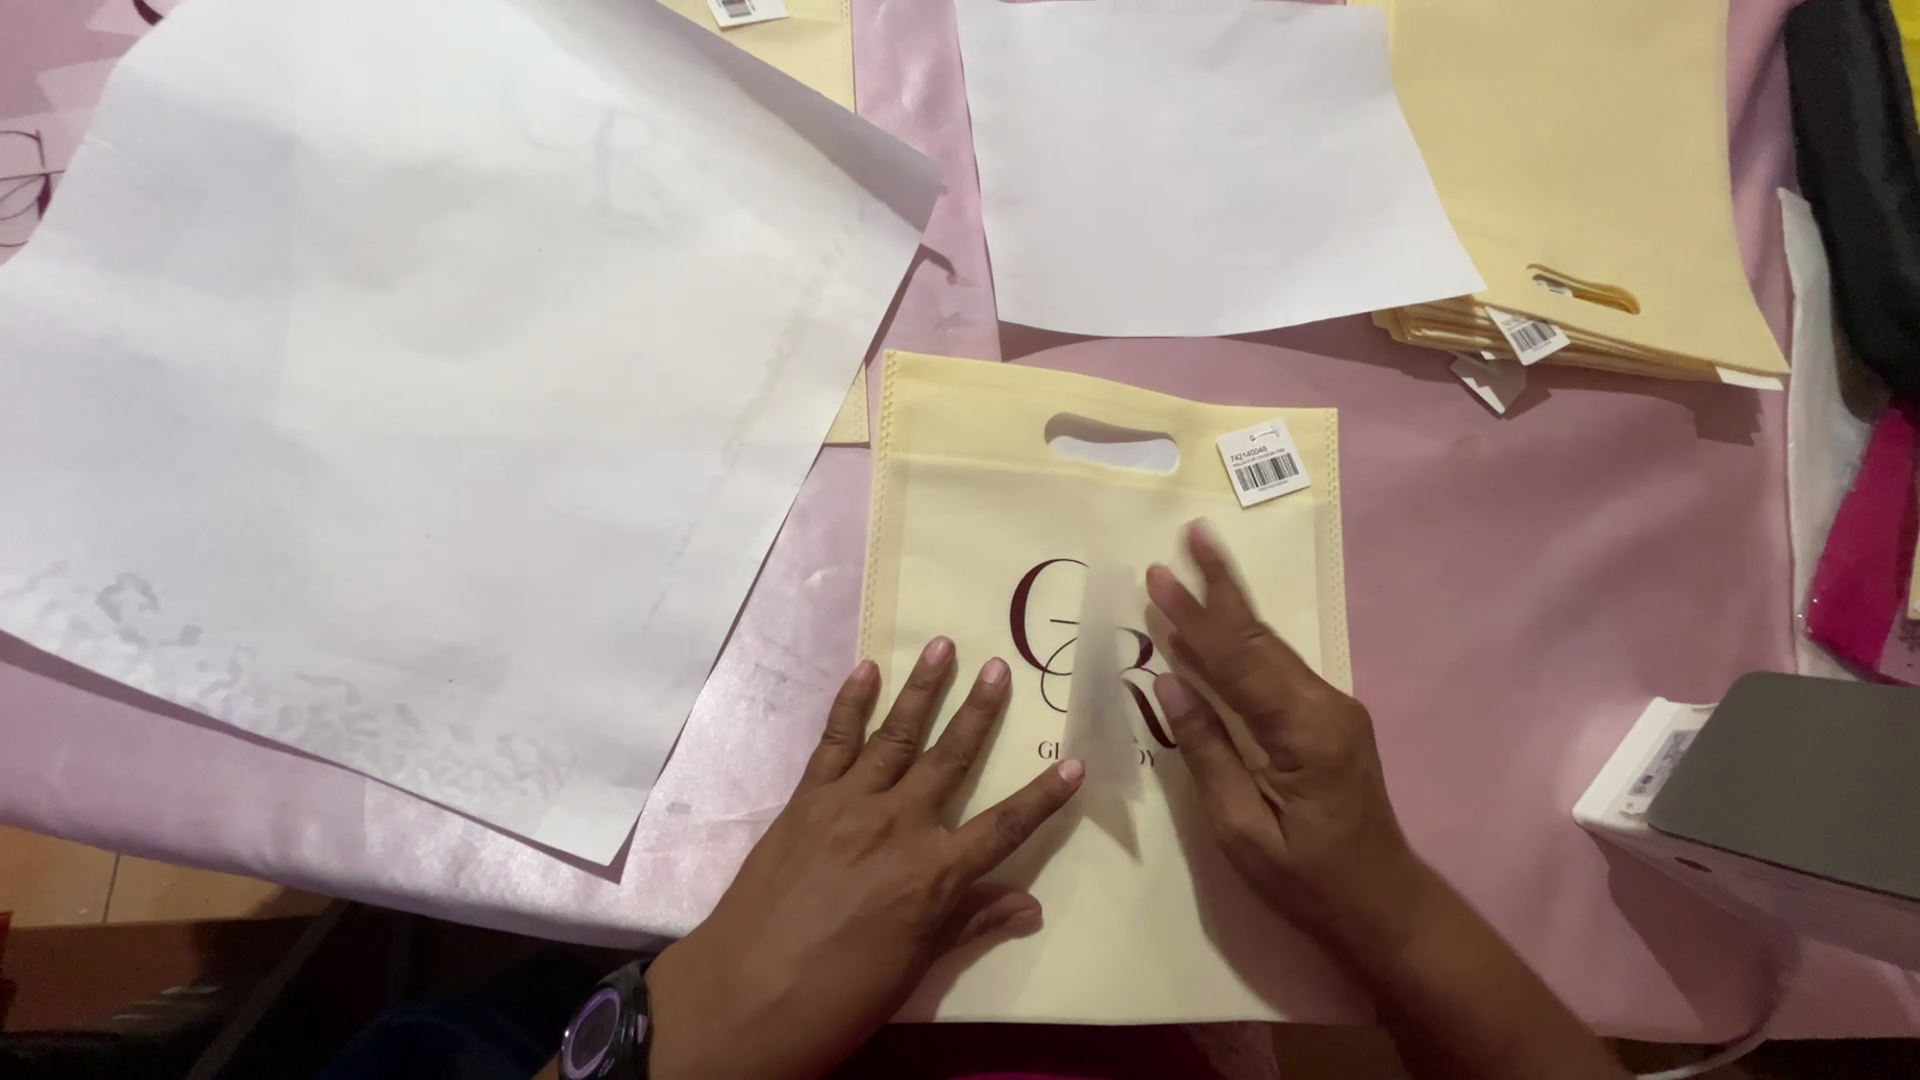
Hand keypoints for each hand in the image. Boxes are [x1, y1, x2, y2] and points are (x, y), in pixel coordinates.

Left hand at [644, 638, 1084, 1079]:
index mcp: (932, 875)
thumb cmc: (839, 996)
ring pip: (896, 735)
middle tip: (998, 668)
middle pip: (949, 758)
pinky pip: (834, 740)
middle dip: (978, 711)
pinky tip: (866, 670)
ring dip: (922, 689)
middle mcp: (898, 825)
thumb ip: (971, 922)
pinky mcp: (808, 798)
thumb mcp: (914, 968)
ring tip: (943, 646)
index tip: (1074, 764)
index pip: (1004, 827)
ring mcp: (850, 804)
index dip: (1043, 798)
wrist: (742, 1000)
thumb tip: (1032, 904)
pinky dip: (850, 703)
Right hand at [1145, 522, 1432, 961]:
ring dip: (1229, 603)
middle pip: (1258, 635)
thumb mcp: (1242, 829)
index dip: (1193, 617)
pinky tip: (1215, 625)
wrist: (1385, 906)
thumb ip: (1206, 751)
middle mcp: (1324, 705)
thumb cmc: (1308, 880)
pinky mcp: (1326, 717)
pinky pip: (1274, 666)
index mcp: (1304, 731)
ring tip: (1199, 560)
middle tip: (1190, 535)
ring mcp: (1331, 707)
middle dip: (1217, 586)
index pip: (1236, 660)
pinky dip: (1238, 639)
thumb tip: (1168, 683)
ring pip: (1268, 644)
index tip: (1158, 576)